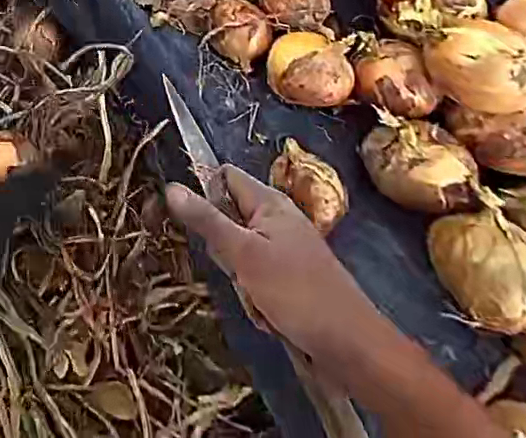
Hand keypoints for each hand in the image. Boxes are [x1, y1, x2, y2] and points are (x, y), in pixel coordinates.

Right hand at [170, 165, 510, 437]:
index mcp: (269, 202)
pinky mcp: (292, 281)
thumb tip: (171, 185)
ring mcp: (285, 251)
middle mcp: (277, 219)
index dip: (205, 192)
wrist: (354, 349)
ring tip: (259, 299)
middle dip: (225, 251)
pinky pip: (257, 279)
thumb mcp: (244, 255)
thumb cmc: (298, 293)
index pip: (224, 176)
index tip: (196, 222)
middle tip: (238, 270)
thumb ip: (206, 220)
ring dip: (242, 281)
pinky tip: (271, 316)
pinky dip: (258, 299)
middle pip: (228, 219)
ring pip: (240, 255)